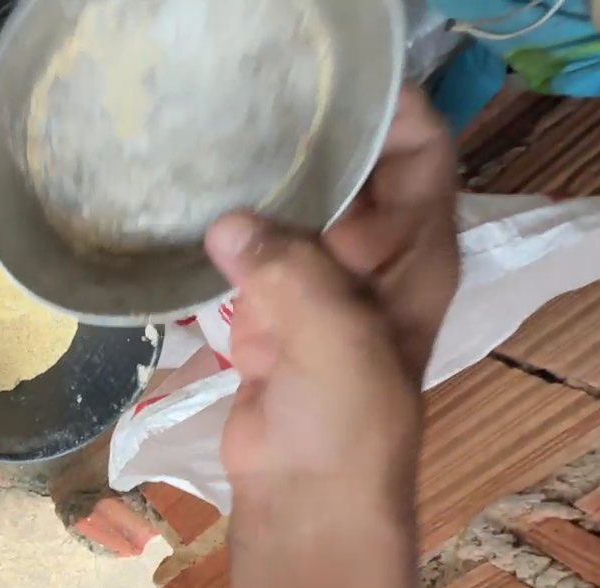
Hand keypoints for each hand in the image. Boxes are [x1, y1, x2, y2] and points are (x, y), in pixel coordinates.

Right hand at [204, 88, 459, 505]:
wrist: (303, 485)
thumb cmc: (345, 414)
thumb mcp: (335, 334)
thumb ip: (288, 272)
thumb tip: (223, 225)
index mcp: (414, 251)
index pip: (412, 154)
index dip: (382, 113)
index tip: (320, 90)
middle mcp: (367, 260)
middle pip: (342, 182)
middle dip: (300, 151)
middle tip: (240, 119)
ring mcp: (311, 292)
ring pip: (285, 225)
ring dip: (251, 200)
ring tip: (204, 161)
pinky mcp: (263, 322)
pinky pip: (242, 270)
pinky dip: (219, 251)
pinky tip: (185, 227)